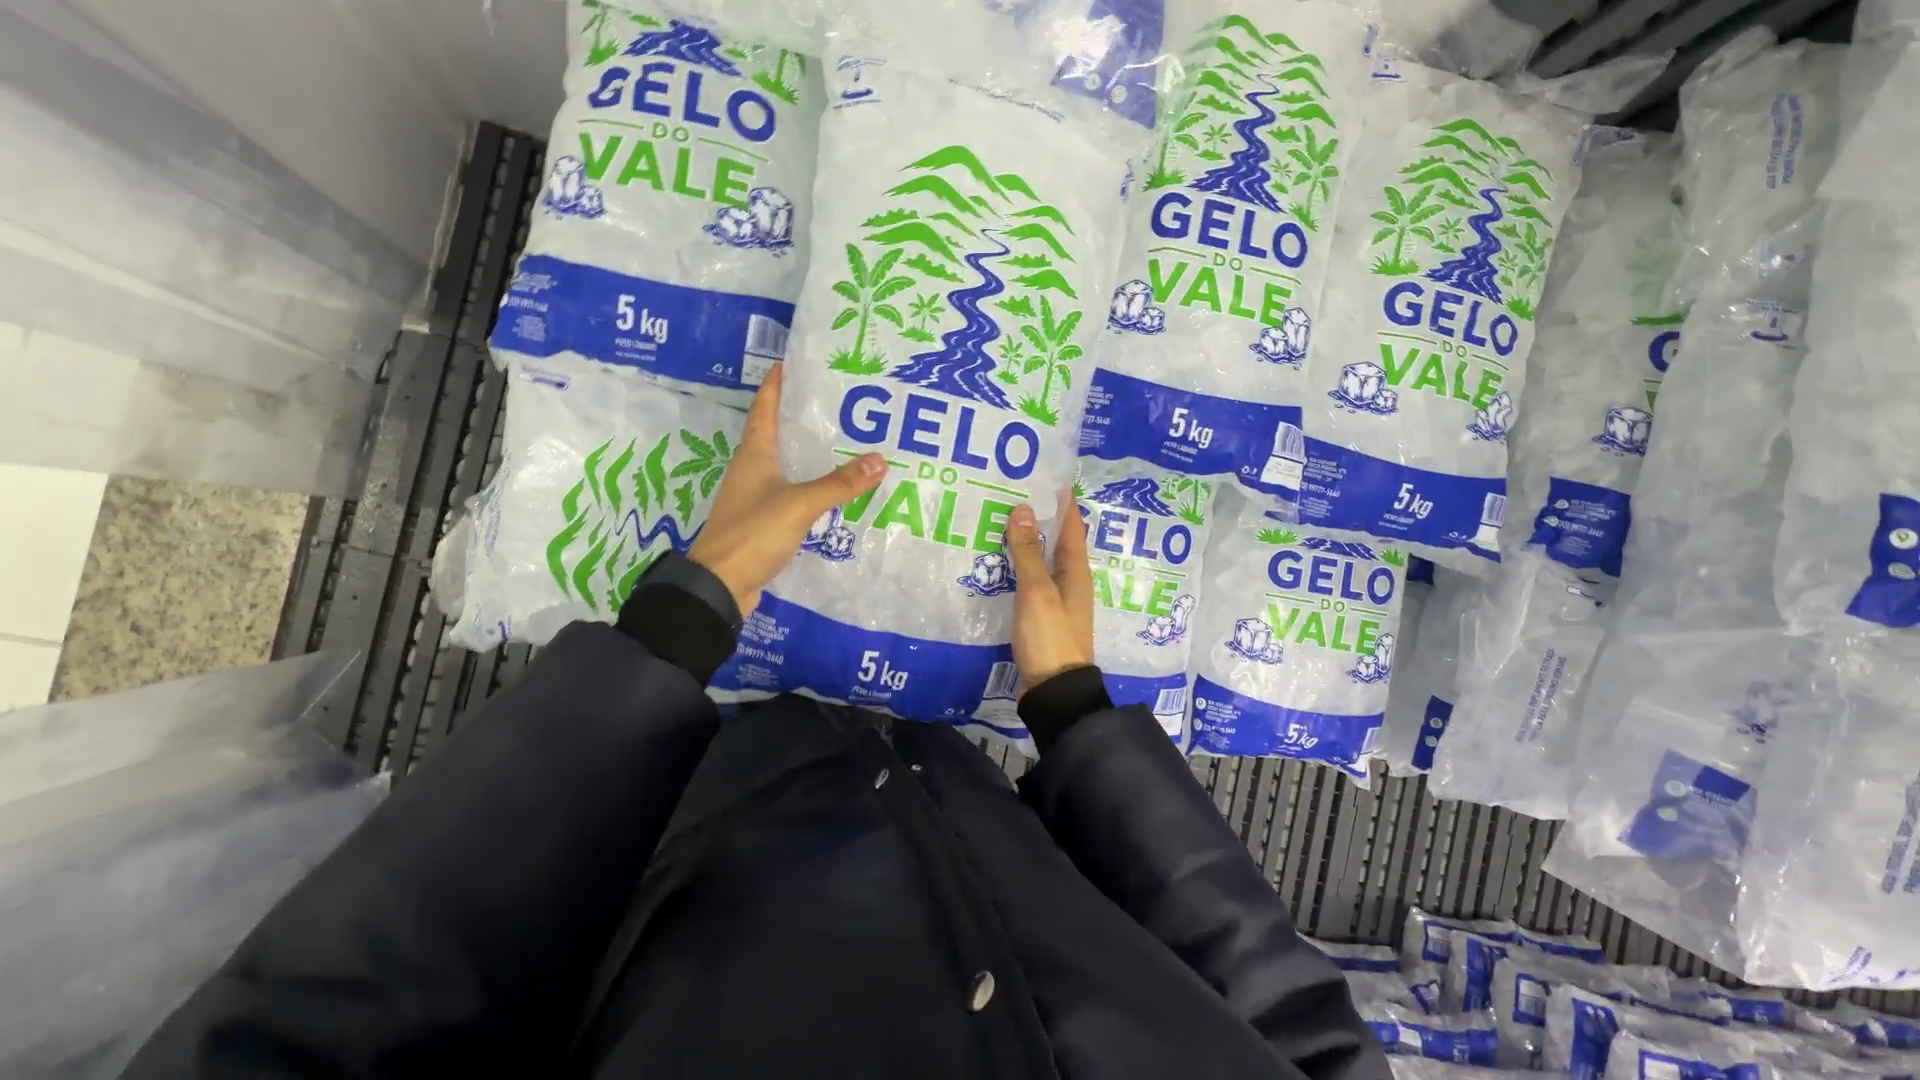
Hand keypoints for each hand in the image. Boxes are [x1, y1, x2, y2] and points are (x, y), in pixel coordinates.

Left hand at [688, 365, 886, 614]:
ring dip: (804, 456)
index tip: (788, 364)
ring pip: (782, 468)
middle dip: (797, 419)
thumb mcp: (799, 504)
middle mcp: (750, 472)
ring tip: (838, 446)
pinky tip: (829, 494)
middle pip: (773, 436)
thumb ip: (839, 484)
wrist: (720, 586)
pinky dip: (807, 490)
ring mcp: (753, 500)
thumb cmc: (753, 534)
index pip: (764, 410)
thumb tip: (880, 459)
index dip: (775, 386)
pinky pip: (788, 497)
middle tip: (831, 405)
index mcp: (753, 456)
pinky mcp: (760, 526)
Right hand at [1003, 491, 1094, 693]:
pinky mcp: (1042, 618)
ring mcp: (1057, 602)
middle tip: (1014, 492)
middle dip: (1041, 518)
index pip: (1072, 525)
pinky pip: (1032, 582)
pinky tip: (1001, 565)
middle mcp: (1071, 582)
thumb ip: (1029, 552)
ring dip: (1028, 542)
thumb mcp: (1038, 591)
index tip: (1047, 475)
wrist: (1054, 691)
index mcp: (1077, 572)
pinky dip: (1020, 567)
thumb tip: (1024, 509)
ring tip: (1002, 521)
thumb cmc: (1050, 637)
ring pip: (1043, 562)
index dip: (1063, 501)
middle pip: (1058, 542)